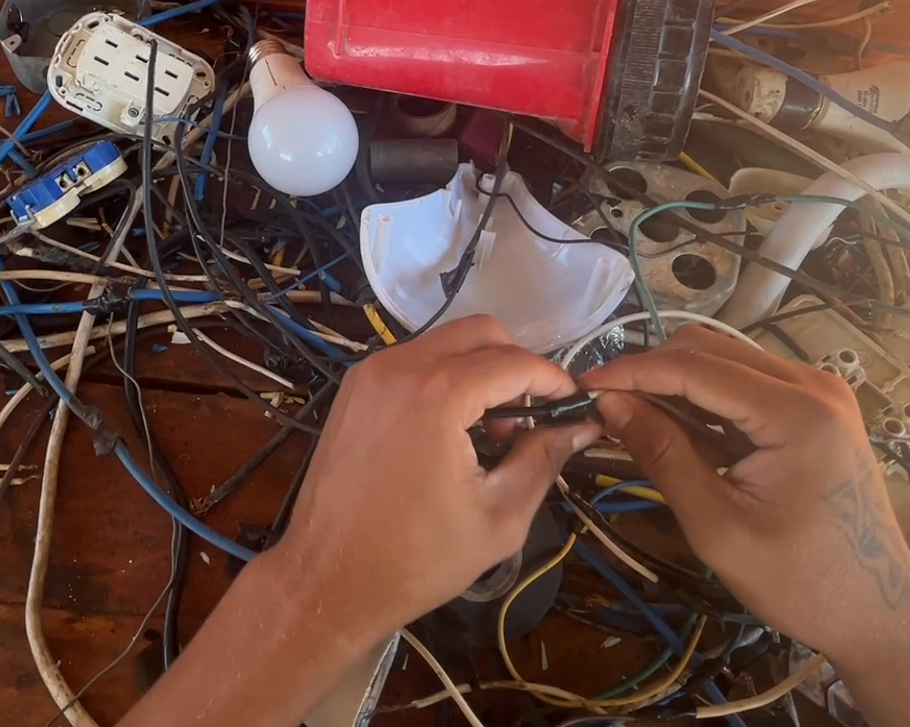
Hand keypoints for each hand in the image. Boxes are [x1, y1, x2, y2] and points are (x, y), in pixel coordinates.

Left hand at [269, 315, 602, 643]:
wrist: (328, 577)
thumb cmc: (416, 557)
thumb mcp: (498, 516)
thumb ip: (543, 458)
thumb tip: (581, 424)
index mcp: (437, 392)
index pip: (514, 361)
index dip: (553, 379)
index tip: (574, 405)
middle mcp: (400, 365)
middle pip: (479, 331)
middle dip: (515, 363)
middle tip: (529, 416)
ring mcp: (371, 371)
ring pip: (444, 340)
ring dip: (479, 368)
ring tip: (490, 430)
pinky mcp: (354, 386)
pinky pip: (413, 358)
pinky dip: (443, 375)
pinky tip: (450, 426)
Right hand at [580, 326, 909, 668]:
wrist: (882, 617)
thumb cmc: (800, 581)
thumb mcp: (717, 526)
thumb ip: (661, 454)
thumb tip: (607, 401)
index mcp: (798, 414)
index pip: (694, 367)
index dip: (632, 371)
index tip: (584, 384)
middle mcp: (813, 385)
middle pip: (707, 347)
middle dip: (650, 371)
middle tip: (607, 405)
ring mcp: (818, 391)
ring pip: (720, 356)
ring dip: (673, 380)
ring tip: (638, 419)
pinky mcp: (814, 404)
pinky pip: (740, 377)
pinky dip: (701, 394)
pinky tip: (682, 429)